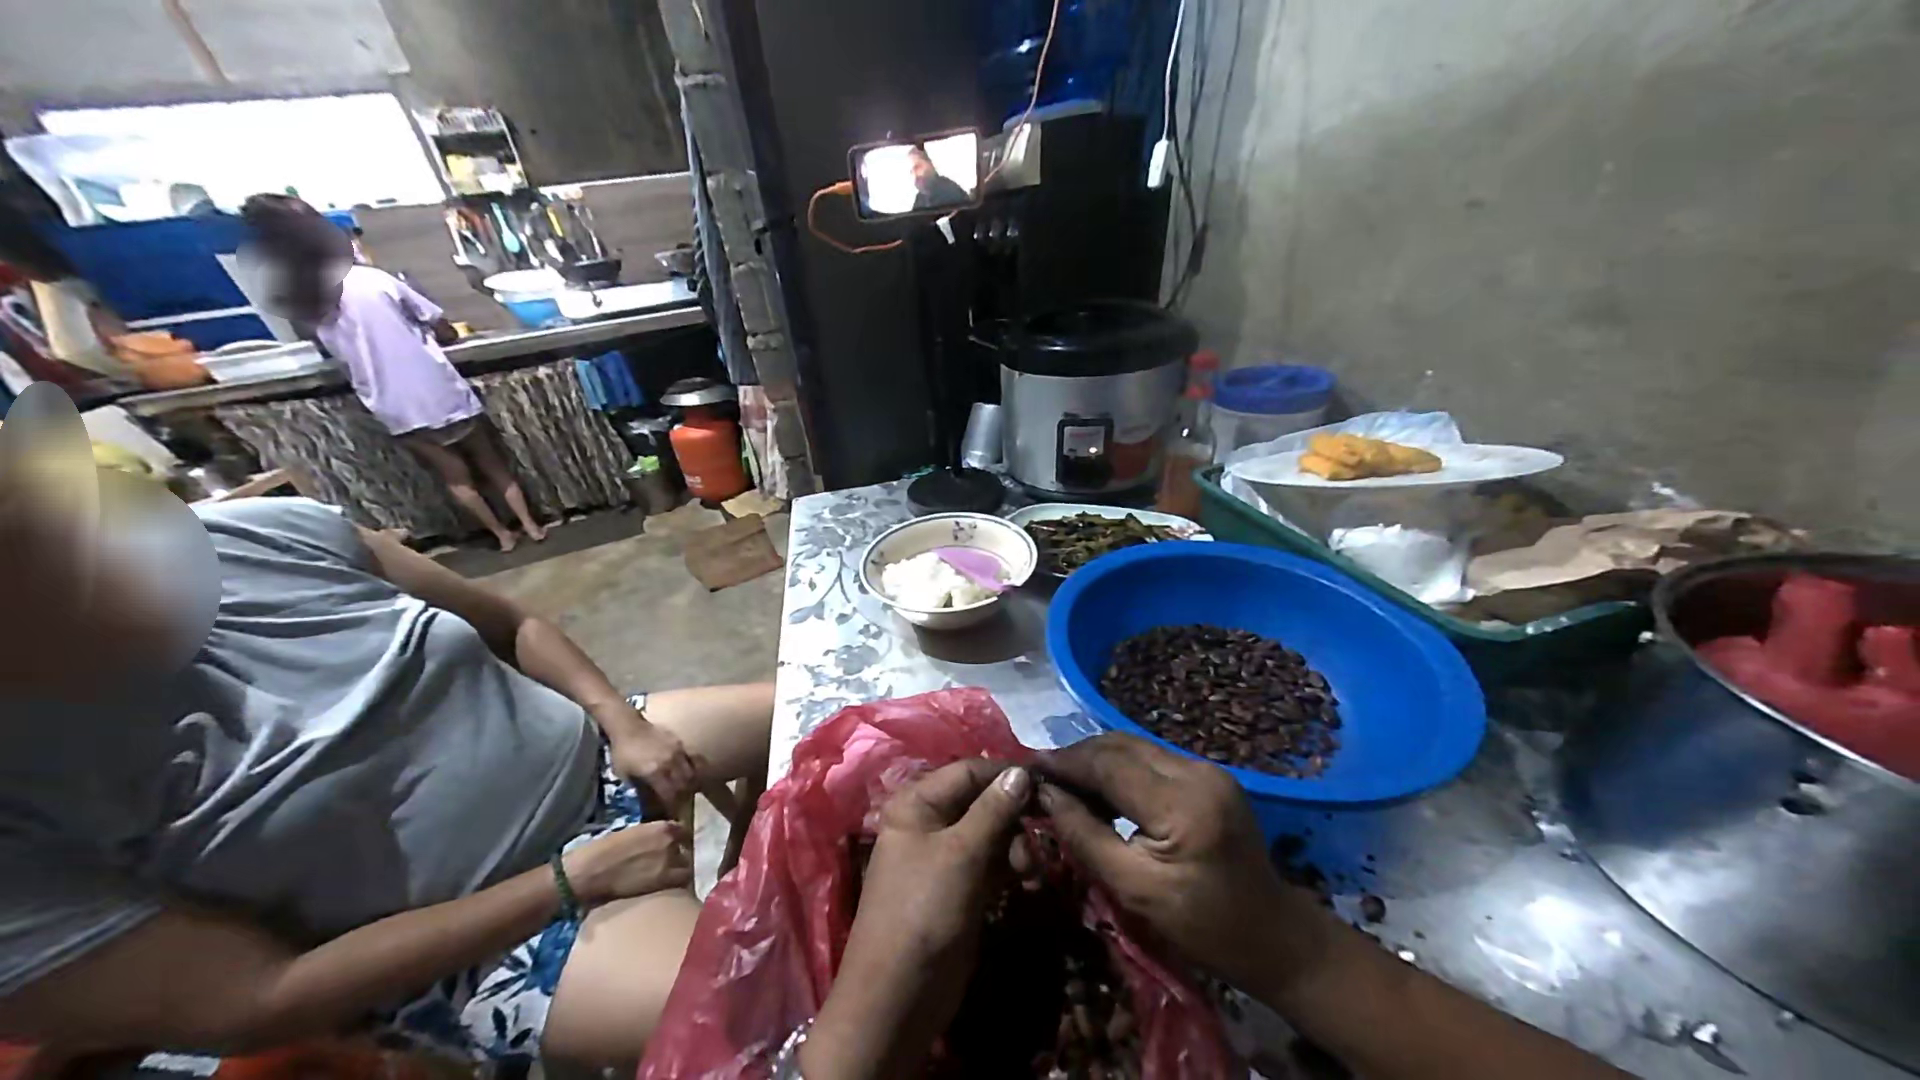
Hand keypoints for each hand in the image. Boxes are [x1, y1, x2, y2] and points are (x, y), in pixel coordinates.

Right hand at [561, 821, 691, 906]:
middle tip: (670, 867)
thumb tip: (659, 844)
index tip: (675, 849)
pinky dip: (676, 886)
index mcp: (662, 827)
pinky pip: (680, 882)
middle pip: (686, 850)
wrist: (589, 872)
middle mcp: (671, 841)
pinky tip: (665, 891)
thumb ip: (651, 836)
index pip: (682, 832)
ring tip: (667, 881)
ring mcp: (669, 860)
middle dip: (680, 857)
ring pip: (685, 867)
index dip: (679, 841)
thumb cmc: (603, 851)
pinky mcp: (664, 880)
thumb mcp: (632, 834)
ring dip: (679, 872)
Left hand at [601, 706, 697, 807]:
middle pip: (684, 786)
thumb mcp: (624, 775)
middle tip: (680, 807)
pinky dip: (695, 770)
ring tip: (686, 793)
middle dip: (683, 799)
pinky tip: (692, 776)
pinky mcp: (681, 744)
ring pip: (691, 774)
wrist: (628, 725)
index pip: (670, 795)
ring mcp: (678, 752)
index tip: (671, 816)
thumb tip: (649, 806)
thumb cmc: (622, 752)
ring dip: (690, 786)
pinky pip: (693, 760)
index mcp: (654, 772)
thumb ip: (639, 789)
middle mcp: (670, 763)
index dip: (672, 808)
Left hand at [801, 759, 1032, 1079]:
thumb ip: (993, 810)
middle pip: (980, 800)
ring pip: (989, 832)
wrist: (897, 998)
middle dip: (1013, 814)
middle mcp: (928, 821)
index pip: (968, 771)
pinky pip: (989, 861)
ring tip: (1031, 869)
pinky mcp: (957, 886)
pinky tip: (1028, 879)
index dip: (1006, 774)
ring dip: (1015, 844)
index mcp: (917, 803)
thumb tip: (1020, 771)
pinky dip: (1008, 866)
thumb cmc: (924, 912)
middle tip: (1043, 834)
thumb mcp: (961, 855)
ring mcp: (942, 856)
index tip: (1048, 785)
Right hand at [1036, 734, 1331, 998]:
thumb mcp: (1135, 890)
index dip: (1064, 762)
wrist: (1275, 936)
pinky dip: (1119, 768)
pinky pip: (1151, 759)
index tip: (1027, 766)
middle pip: (1120, 745)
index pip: (1108, 764)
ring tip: (1065, 783)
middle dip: (1077, 756)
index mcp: (1182, 803)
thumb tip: (1043, 795)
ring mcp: (1206, 770)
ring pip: (1134, 747)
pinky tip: (1101, 790)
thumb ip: (1084, 836)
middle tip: (1041, 776)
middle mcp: (1197, 772)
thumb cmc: (1203, 926)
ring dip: (1096, 760)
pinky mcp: (1208, 776)